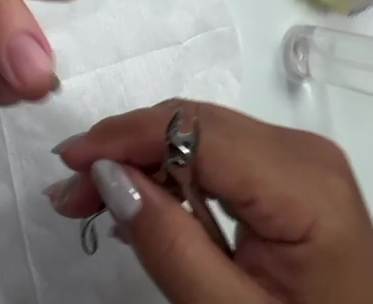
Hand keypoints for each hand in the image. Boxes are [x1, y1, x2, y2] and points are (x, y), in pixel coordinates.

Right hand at [48, 102, 372, 303]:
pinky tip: (142, 203)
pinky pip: (215, 155)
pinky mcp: (291, 174)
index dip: (125, 138)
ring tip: (92, 201)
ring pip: (196, 134)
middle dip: (125, 152)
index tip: (66, 165)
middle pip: (192, 126)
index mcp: (305, 183)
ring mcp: (300, 159)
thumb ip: (171, 247)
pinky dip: (171, 175)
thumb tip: (107, 172)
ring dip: (141, 163)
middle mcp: (304, 151)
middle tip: (70, 195)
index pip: (194, 131)